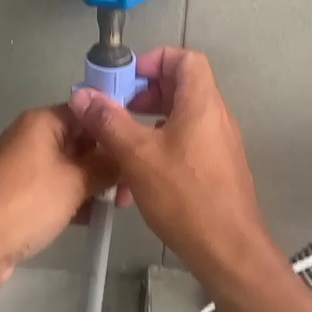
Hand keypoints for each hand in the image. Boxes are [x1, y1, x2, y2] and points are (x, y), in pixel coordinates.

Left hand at [0, 107, 115, 285]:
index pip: (87, 113)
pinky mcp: (17, 193)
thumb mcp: (75, 182)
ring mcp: (22, 165)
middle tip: (130, 190)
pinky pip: (54, 187)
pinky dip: (72, 199)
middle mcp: (30, 136)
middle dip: (106, 163)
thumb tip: (127, 155)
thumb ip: (107, 165)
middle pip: (79, 141)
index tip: (138, 152)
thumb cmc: (27, 203)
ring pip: (68, 167)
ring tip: (116, 206)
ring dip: (91, 184)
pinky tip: (91, 219)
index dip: (113, 130)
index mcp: (42, 121)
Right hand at [68, 48, 278, 284]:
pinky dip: (162, 144)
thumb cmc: (184, 196)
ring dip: (151, 121)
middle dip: (146, 92)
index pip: (185, 58)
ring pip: (182, 117)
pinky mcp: (217, 169)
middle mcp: (215, 117)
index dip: (154, 60)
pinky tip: (140, 172)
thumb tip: (82, 95)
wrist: (229, 252)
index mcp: (202, 103)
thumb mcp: (137, 155)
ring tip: (123, 141)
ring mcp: (219, 144)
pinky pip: (187, 142)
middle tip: (119, 109)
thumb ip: (108, 121)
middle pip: (182, 86)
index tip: (127, 79)